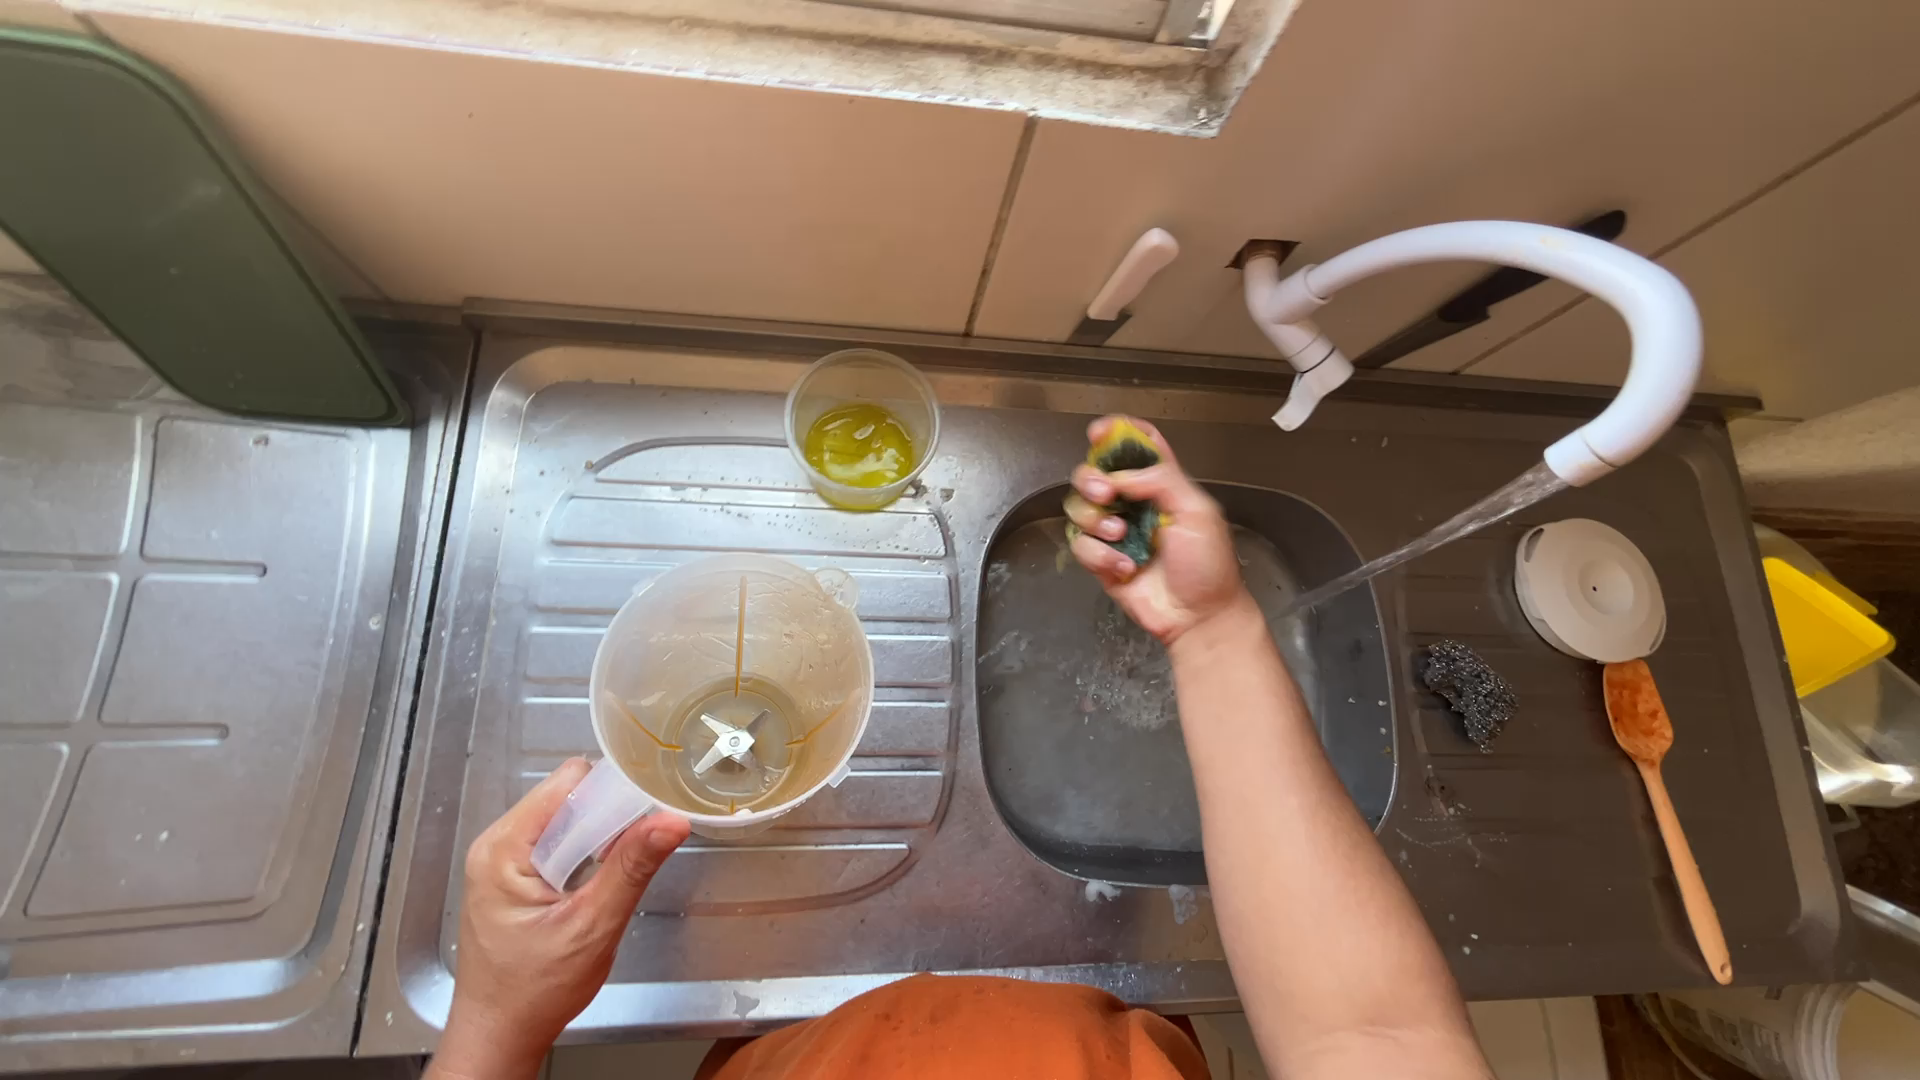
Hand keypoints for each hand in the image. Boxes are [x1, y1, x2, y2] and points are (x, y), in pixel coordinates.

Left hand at [427, 758, 690, 1079]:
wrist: (499, 1039)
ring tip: (631, 855)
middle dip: (612, 810)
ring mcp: (505, 858)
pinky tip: (609, 869)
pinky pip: (562, 837)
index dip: (613, 787)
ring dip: (604, 830)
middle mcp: (499, 843)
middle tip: (647, 834)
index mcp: (504, 847)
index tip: (651, 803)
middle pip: (570, 795)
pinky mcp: (517, 873)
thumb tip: (673, 820)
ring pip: (569, 816)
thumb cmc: (535, 990)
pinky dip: (592, 846)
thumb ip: (631, 868)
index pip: (569, 783)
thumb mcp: (592, 927)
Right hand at [1064, 415, 1252, 644]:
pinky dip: (1098, 554)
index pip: (1136, 446)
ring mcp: (1113, 531)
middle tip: (1105, 494)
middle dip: (1091, 479)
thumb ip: (1161, 481)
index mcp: (1160, 484)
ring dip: (1094, 519)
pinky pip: (1079, 545)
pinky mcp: (1100, 560)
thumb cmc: (1208, 563)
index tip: (1098, 433)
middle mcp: (1132, 503)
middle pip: (1093, 474)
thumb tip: (1119, 476)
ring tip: (1119, 536)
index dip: (1116, 433)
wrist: (1197, 615)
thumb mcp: (1198, 512)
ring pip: (1078, 508)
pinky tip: (1125, 567)